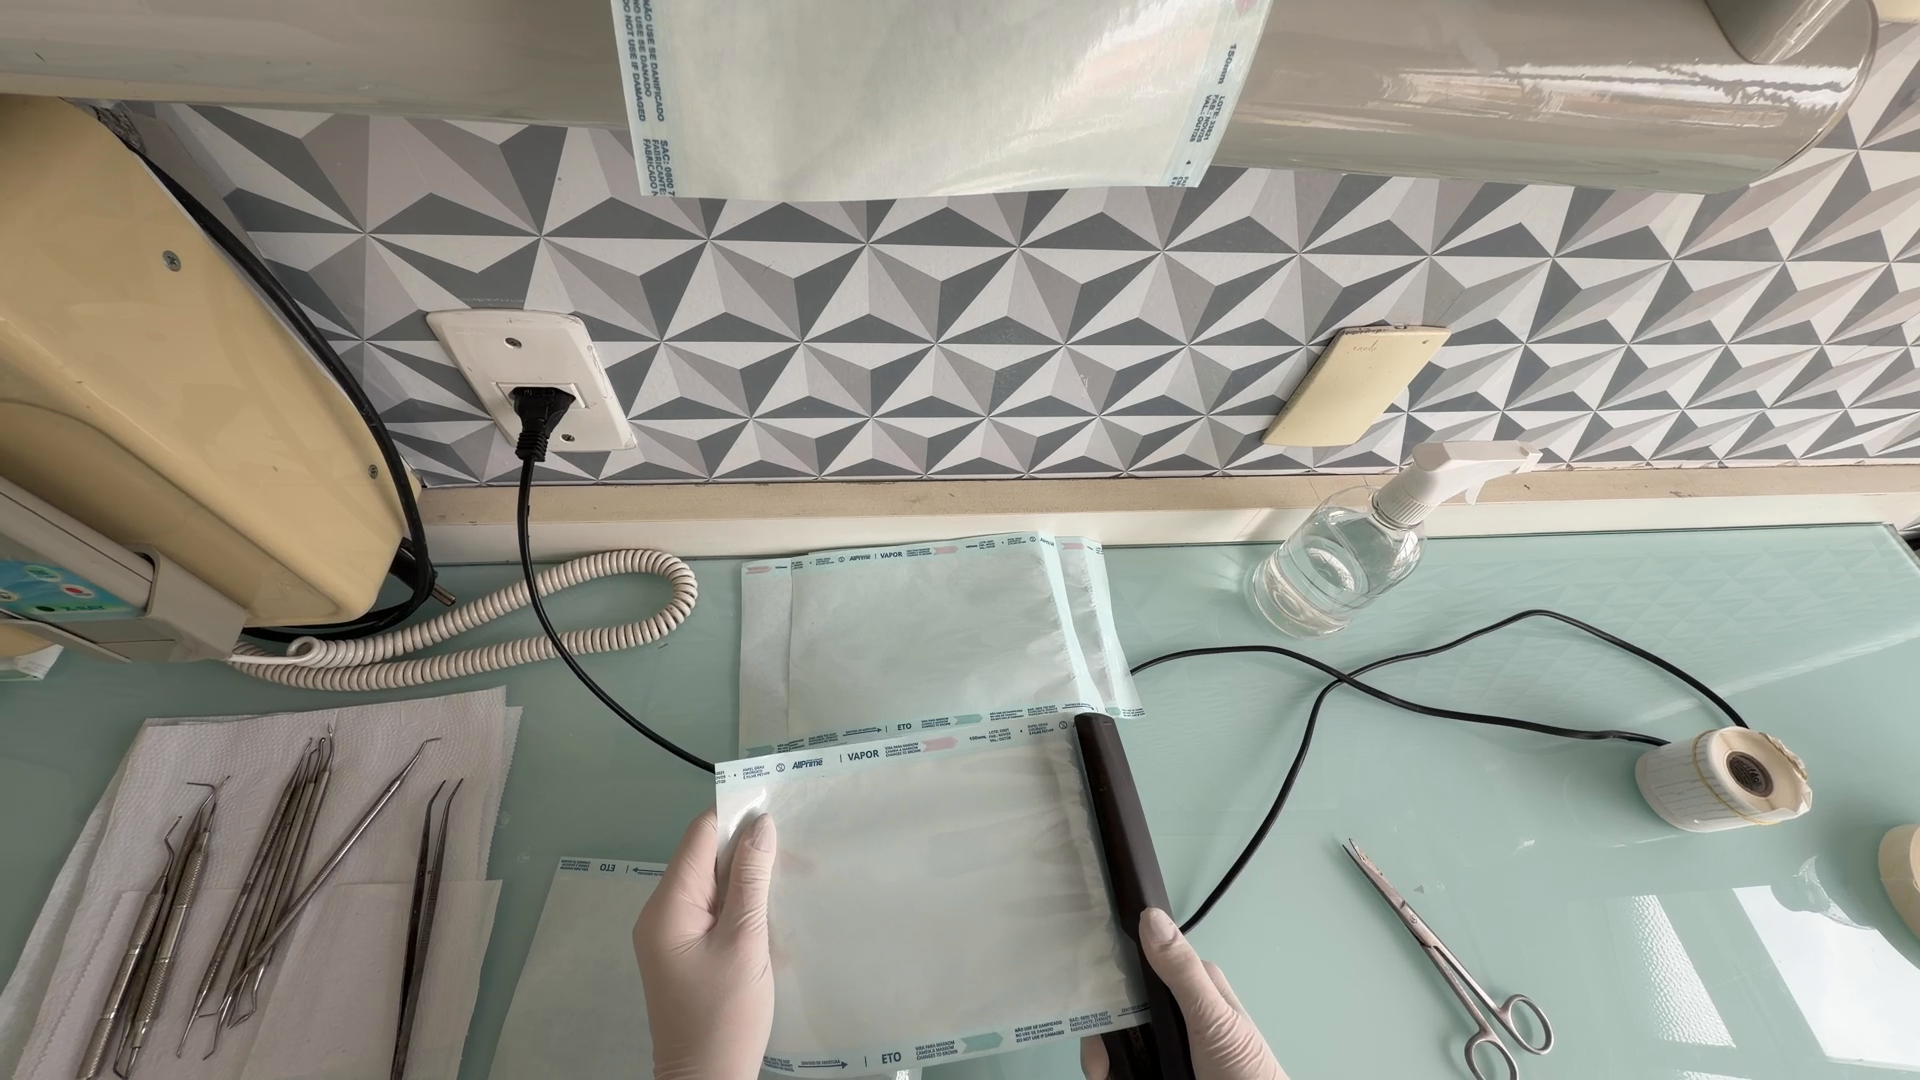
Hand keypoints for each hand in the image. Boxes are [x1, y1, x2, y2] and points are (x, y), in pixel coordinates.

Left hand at [634, 810, 778, 1079]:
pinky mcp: (686, 949)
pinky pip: (714, 907)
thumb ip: (751, 878)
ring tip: (792, 871)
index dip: (735, 814)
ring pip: (713, 881)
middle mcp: (662, 913)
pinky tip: (772, 904)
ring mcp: (672, 933)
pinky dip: (742, 900)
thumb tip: (761, 824)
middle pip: (705, 856)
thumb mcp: (745, 939)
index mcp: (668, 907)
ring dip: (749, 874)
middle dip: (748, 846)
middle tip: (796, 842)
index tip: (775, 802)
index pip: (699, 837)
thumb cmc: (726, 1013)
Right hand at [1081, 908, 1286, 1079]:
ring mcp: (1167, 1044)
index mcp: (1191, 984)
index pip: (1139, 961)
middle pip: (1121, 1004)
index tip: (1088, 993)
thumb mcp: (1214, 1019)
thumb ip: (1182, 971)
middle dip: (1101, 1028)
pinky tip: (1106, 1078)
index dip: (1110, 973)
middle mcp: (1175, 1009)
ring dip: (1102, 1055)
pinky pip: (1125, 1063)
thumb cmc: (1245, 1074)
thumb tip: (1148, 914)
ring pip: (1119, 1037)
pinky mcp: (1158, 1068)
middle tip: (1096, 1060)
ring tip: (1100, 1074)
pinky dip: (1112, 1070)